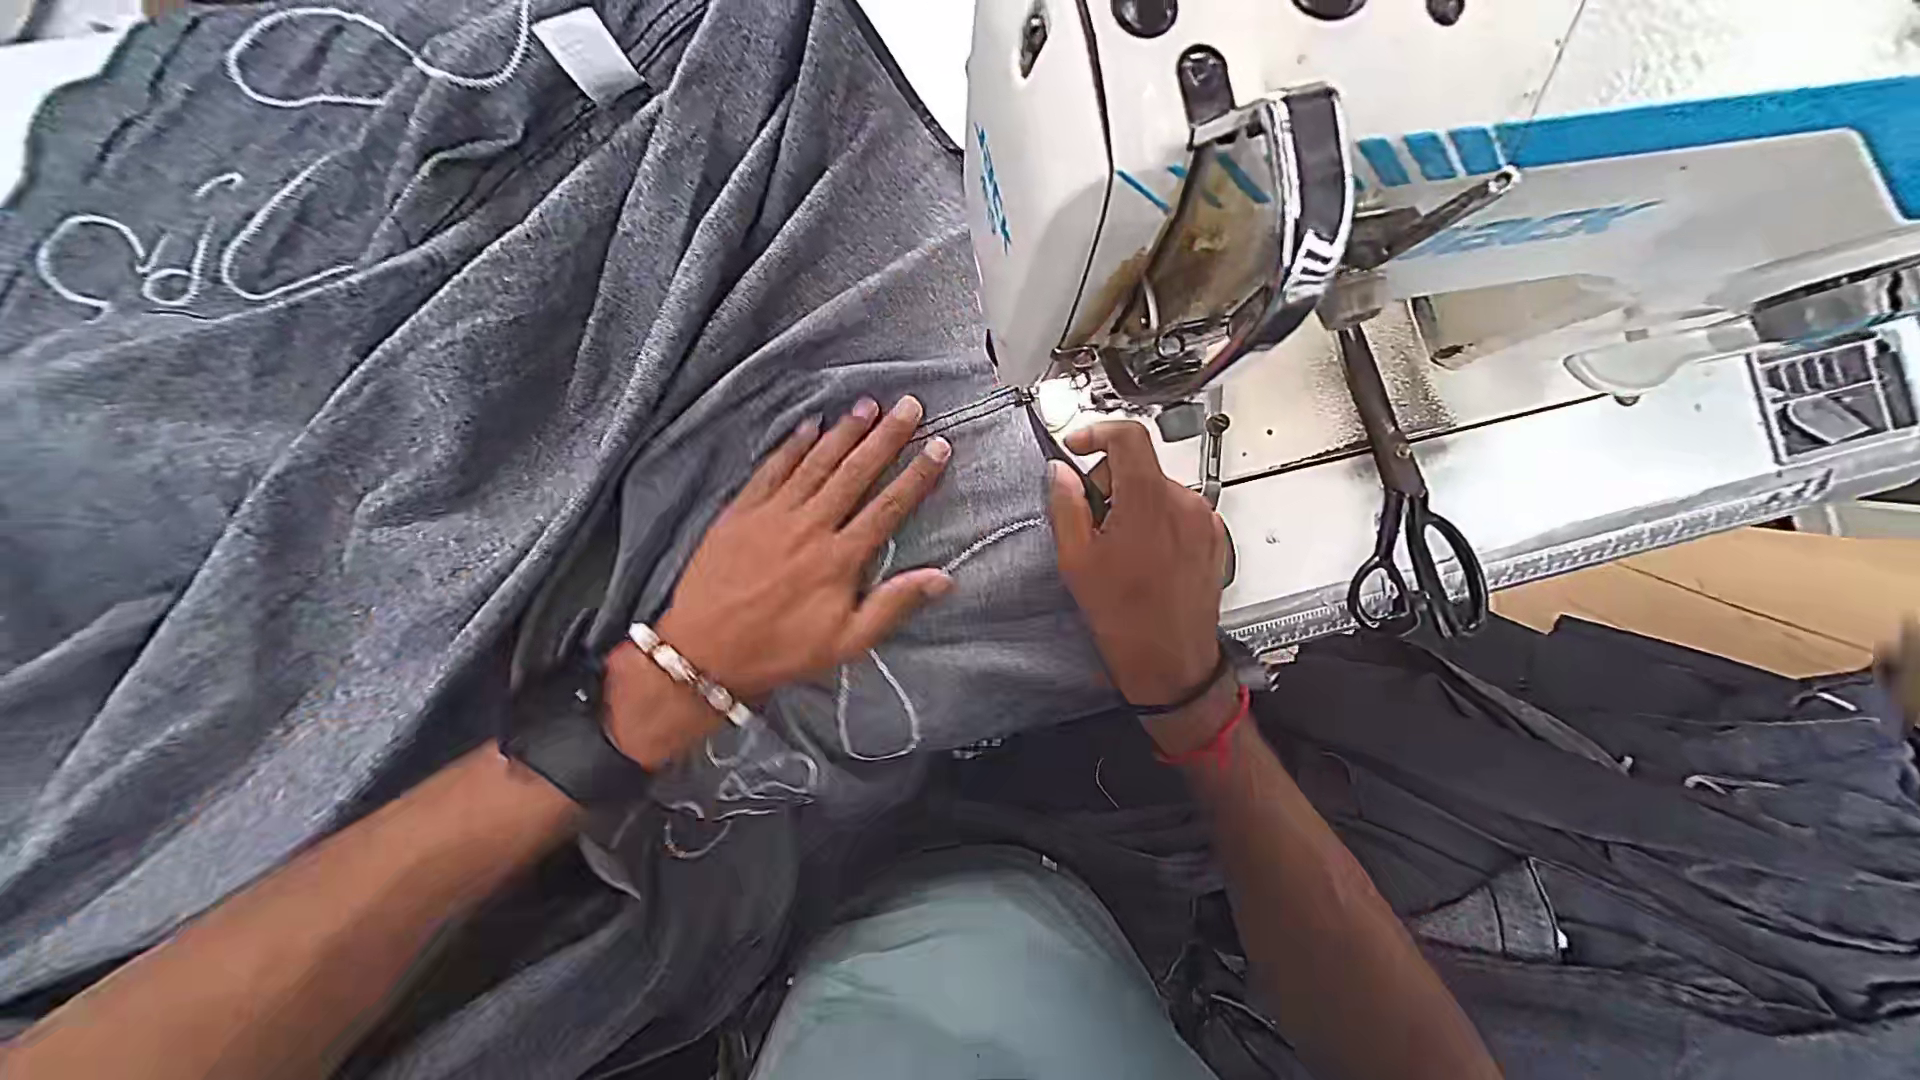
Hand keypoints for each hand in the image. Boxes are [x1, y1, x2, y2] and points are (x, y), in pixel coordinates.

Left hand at [656, 395, 952, 698]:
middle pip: (856, 473)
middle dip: (887, 437)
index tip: (938, 445)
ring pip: (816, 463)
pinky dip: (792, 445)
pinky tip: (810, 425)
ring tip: (869, 403)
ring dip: (845, 432)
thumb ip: (893, 605)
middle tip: (910, 405)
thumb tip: (943, 578)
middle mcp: (810, 527)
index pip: (888, 506)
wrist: (704, 652)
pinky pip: (771, 470)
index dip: (916, 474)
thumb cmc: (781, 650)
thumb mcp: (847, 642)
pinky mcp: (740, 512)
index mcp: (839, 558)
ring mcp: (773, 515)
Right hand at [1047, 421, 1224, 705]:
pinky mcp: (1212, 537)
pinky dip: (1155, 519)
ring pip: (1157, 489)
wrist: (1170, 660)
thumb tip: (1060, 474)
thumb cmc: (1127, 619)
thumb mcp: (1077, 560)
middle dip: (1110, 482)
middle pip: (1140, 464)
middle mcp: (1183, 504)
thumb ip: (1066, 505)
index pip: (1128, 436)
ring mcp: (1202, 521)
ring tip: (1119, 548)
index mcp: (1148, 501)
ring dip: (1132, 503)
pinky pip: (1177, 510)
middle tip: (1093, 519)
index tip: (1080, 445)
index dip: (1097, 433)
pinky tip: (1143, 556)